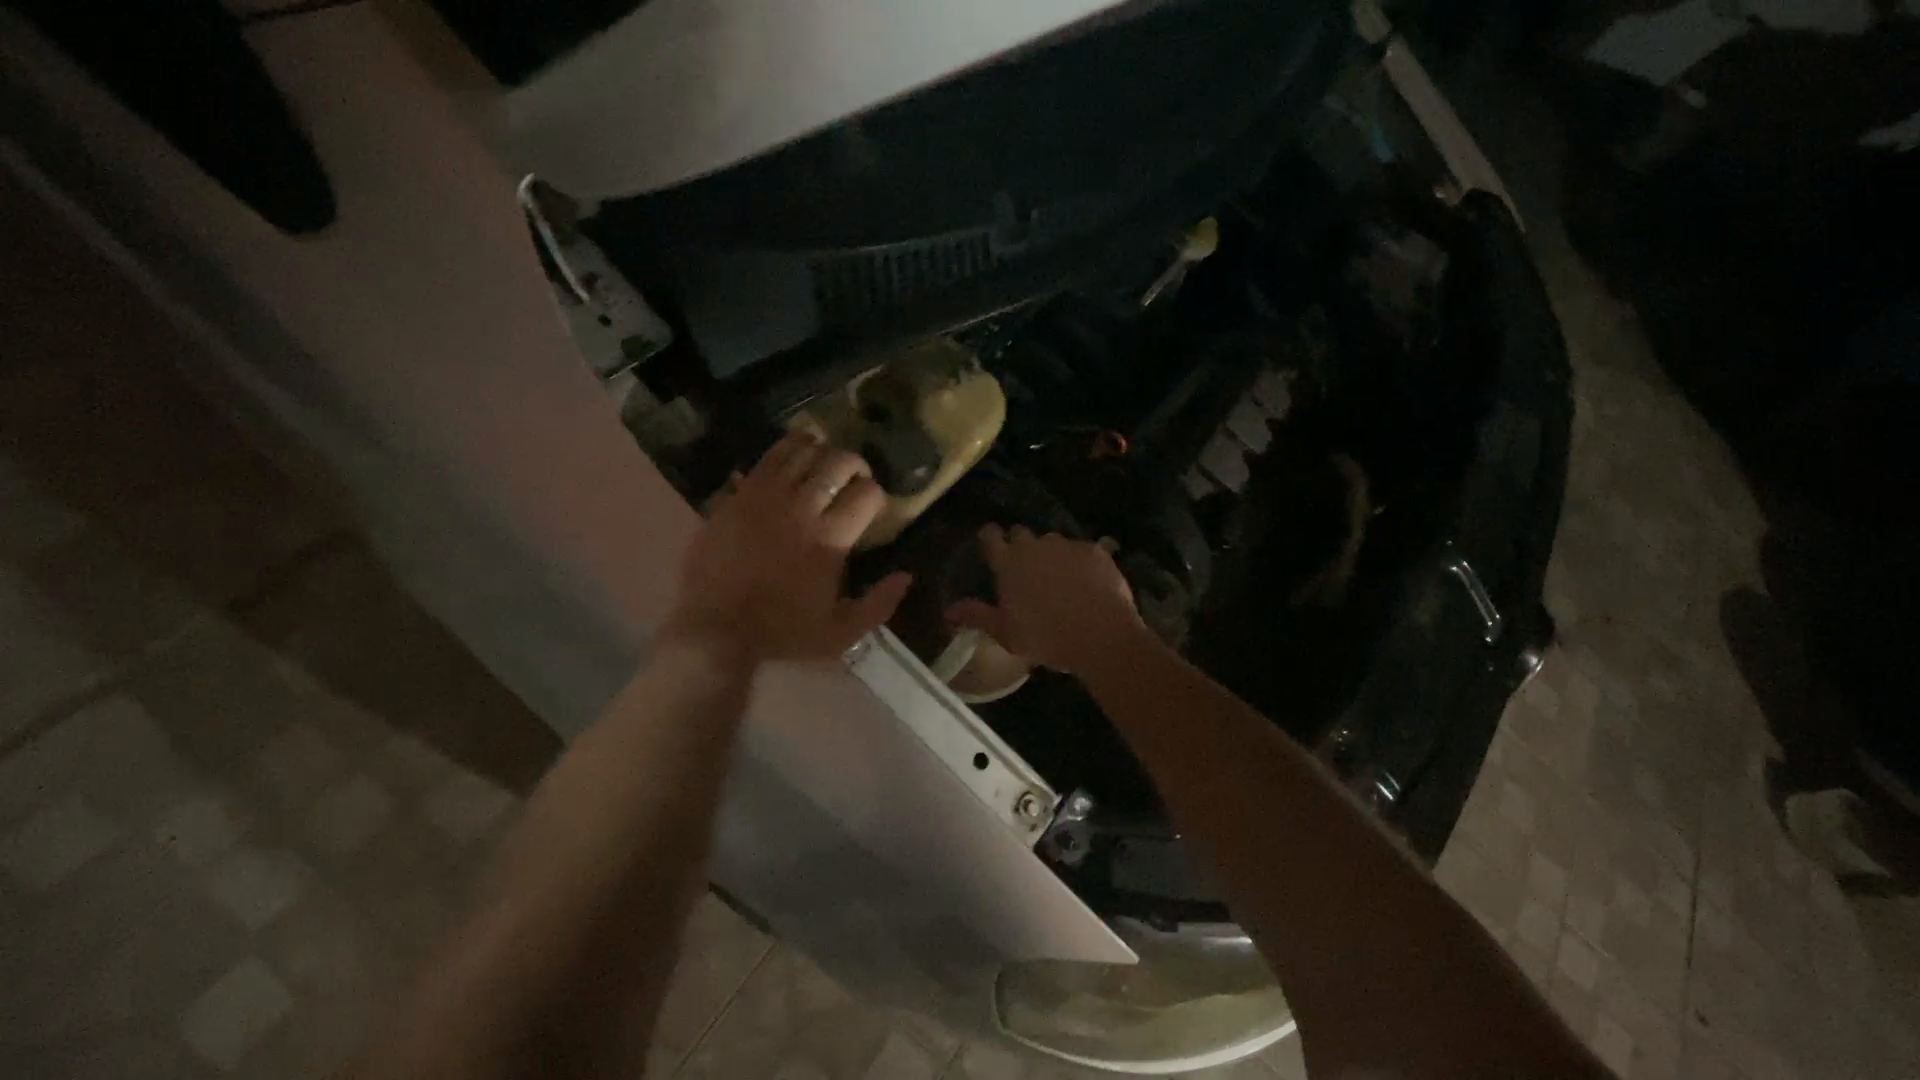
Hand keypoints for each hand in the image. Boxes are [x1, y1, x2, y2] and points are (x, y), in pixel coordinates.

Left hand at [662, 433, 910, 664]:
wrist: (715, 628)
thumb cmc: (781, 632)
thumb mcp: (840, 633)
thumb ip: (879, 605)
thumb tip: (906, 575)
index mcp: (830, 539)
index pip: (868, 493)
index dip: (878, 496)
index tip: (873, 509)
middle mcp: (802, 508)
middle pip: (840, 462)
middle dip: (856, 466)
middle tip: (854, 481)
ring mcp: (767, 496)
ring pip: (806, 451)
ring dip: (824, 454)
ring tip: (825, 467)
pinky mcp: (741, 494)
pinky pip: (771, 456)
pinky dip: (790, 449)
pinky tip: (796, 460)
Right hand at [945, 525, 1144, 673]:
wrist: (1101, 636)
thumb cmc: (1045, 638)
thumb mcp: (1005, 633)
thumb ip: (977, 616)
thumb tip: (949, 610)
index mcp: (1009, 563)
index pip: (990, 535)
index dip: (990, 538)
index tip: (991, 547)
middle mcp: (1035, 546)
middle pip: (1021, 533)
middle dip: (1020, 545)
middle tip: (1025, 570)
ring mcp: (1067, 545)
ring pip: (1053, 541)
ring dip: (1051, 554)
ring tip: (1059, 579)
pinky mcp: (1094, 550)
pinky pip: (1081, 550)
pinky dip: (1080, 562)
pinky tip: (1086, 584)